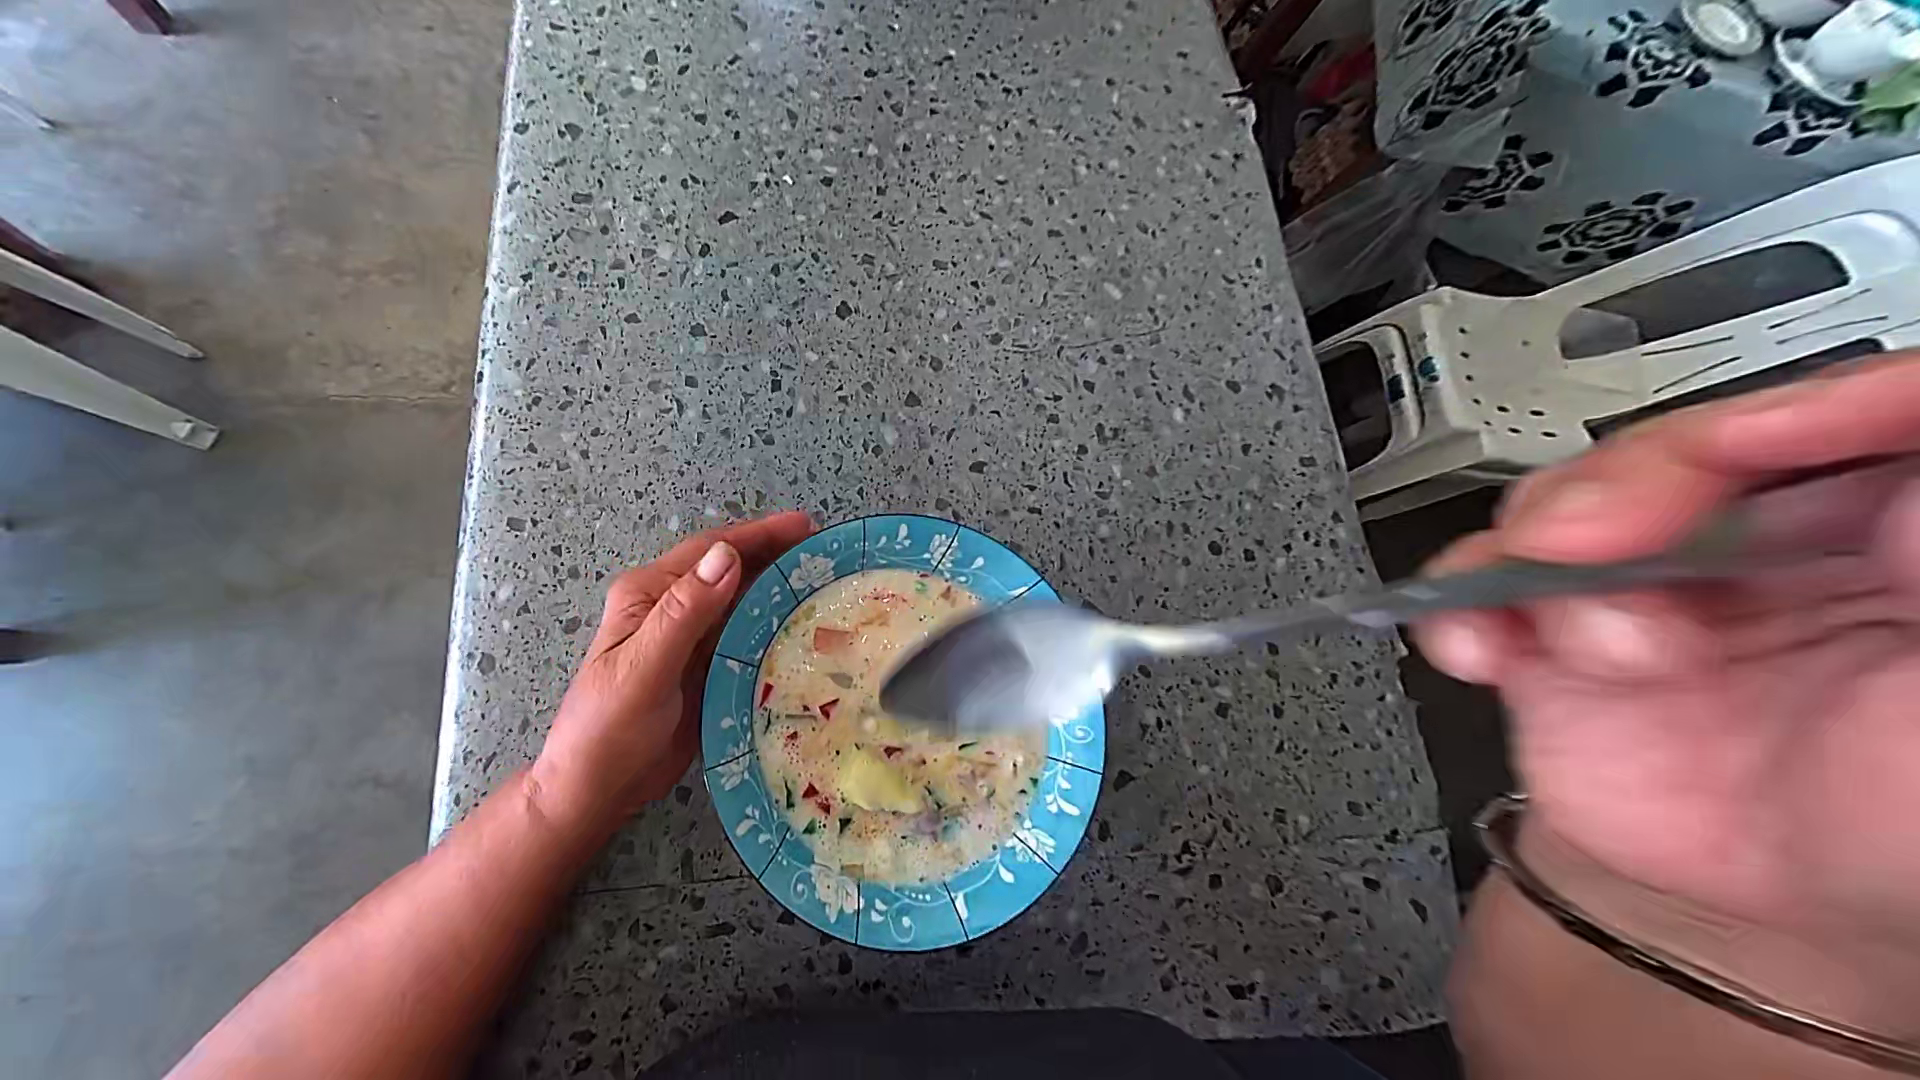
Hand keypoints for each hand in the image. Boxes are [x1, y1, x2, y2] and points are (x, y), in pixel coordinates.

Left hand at [530, 512, 813, 827]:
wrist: (596, 788)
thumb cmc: (608, 727)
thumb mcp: (644, 666)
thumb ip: (684, 612)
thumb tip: (727, 555)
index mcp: (650, 594)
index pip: (711, 551)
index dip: (759, 534)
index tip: (804, 525)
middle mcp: (672, 608)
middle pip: (731, 569)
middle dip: (776, 554)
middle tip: (825, 550)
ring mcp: (692, 638)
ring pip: (743, 600)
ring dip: (780, 586)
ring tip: (824, 580)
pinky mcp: (708, 665)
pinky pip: (747, 633)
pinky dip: (775, 622)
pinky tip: (804, 624)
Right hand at [1416, 356, 1919, 1020]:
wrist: (1748, 908)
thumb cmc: (1895, 822)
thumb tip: (1893, 487)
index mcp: (1882, 535)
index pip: (1837, 423)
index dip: (1802, 408)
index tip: (1770, 434)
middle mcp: (1747, 543)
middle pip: (1665, 456)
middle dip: (1619, 488)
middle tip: (1590, 538)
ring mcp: (1627, 584)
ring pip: (1548, 512)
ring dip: (1538, 572)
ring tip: (1596, 652)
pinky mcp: (1538, 628)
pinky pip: (1468, 589)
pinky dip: (1456, 611)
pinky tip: (1479, 648)